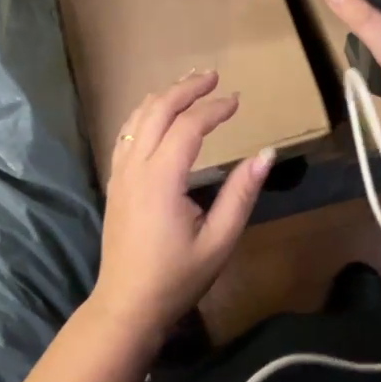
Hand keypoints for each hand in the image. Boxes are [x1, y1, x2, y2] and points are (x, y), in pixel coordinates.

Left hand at [89, 69, 273, 338]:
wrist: (127, 304)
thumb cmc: (177, 277)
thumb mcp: (219, 241)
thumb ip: (241, 195)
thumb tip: (266, 155)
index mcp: (162, 177)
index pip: (188, 126)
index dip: (214, 109)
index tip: (237, 100)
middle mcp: (136, 165)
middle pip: (158, 109)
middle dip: (186, 88)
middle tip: (213, 76)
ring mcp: (120, 171)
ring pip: (138, 117)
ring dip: (164, 96)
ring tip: (188, 84)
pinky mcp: (114, 180)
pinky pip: (126, 133)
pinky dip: (144, 113)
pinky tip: (156, 112)